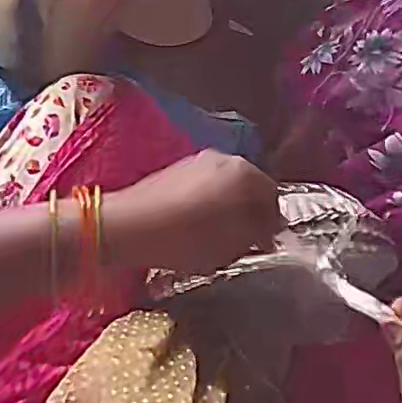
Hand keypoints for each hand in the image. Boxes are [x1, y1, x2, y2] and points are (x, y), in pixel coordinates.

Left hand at [105, 151, 283, 276]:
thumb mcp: (231, 244)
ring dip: (228, 209)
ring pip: (226, 187)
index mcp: (244, 172)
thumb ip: (258, 233)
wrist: (128, 226)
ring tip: (218, 237)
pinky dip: (208, 205)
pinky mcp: (176, 171)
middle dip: (250, 213)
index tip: (265, 244)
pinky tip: (196, 227)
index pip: (273, 195)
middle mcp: (224, 158)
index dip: (272, 222)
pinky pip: (204, 188)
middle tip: (245, 242)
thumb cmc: (187, 237)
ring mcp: (197, 161)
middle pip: (249, 188)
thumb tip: (267, 227)